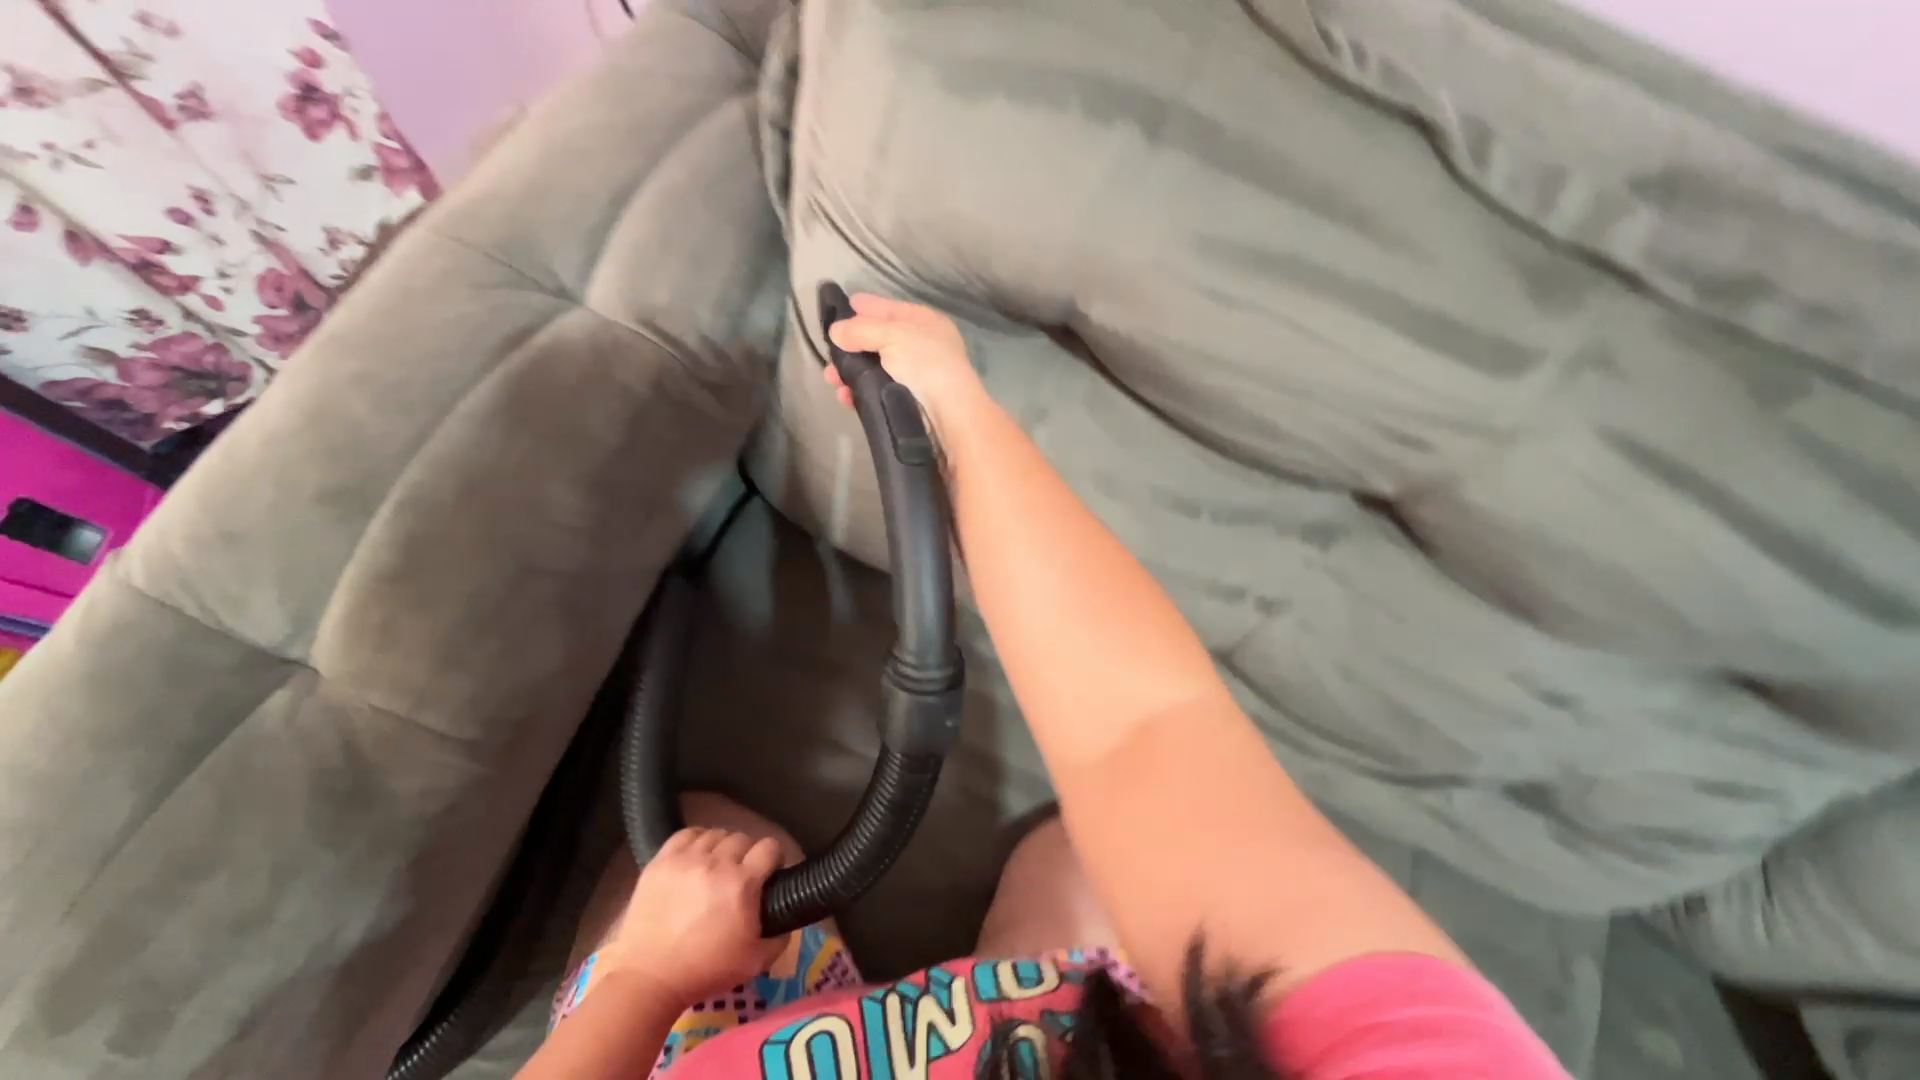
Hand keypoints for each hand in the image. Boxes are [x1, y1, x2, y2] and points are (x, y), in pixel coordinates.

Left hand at [597, 828, 787, 1002]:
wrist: (649, 978)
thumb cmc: (705, 971)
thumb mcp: (756, 962)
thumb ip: (780, 937)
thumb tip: (788, 918)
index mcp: (743, 883)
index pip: (770, 847)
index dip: (774, 858)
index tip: (769, 873)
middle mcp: (716, 863)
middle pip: (743, 837)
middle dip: (748, 853)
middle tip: (741, 875)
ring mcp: (686, 859)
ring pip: (715, 834)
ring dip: (722, 847)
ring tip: (716, 866)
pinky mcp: (660, 861)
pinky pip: (686, 834)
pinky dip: (696, 840)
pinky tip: (696, 856)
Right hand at [823, 294, 987, 433]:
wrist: (948, 413)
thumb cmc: (925, 363)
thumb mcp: (893, 335)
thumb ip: (860, 330)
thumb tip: (835, 331)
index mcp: (924, 322)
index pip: (889, 309)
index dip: (865, 308)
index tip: (841, 307)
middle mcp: (920, 346)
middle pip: (877, 341)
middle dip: (851, 347)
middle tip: (830, 355)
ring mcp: (913, 376)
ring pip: (874, 369)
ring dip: (850, 373)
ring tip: (832, 380)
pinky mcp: (905, 401)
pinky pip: (876, 391)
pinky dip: (859, 392)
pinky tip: (845, 396)